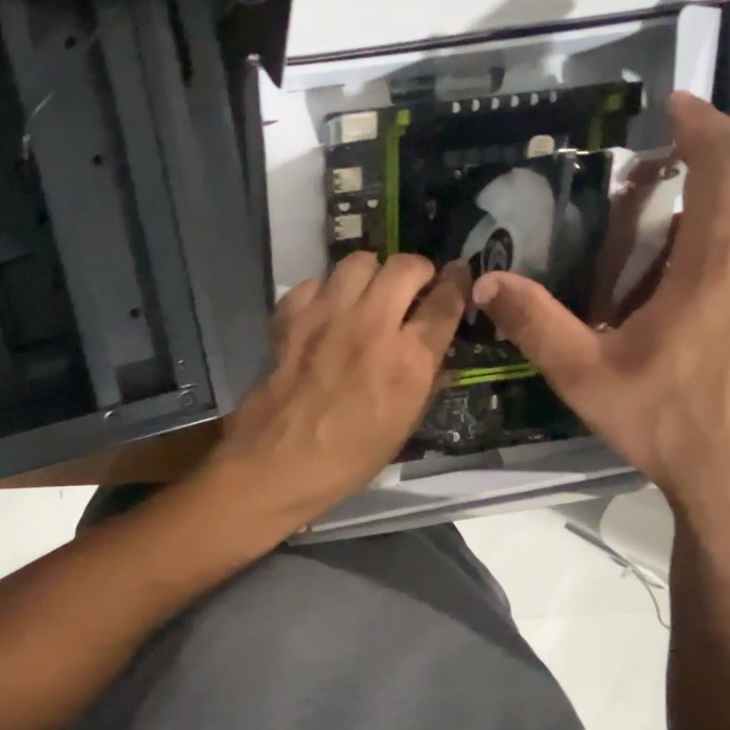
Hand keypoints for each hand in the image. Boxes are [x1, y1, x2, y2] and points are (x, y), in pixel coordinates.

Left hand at [205, 253, 469, 526]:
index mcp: (409, 360)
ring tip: (366, 294)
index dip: (457, 284)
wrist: (273, 466)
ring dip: (370, 274)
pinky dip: (323, 291)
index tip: (457, 279)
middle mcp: (371, 326)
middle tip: (410, 290)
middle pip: (405, 267)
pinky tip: (322, 313)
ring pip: (358, 263)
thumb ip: (422, 383)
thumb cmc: (343, 463)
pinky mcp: (289, 320)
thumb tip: (432, 356)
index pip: (446, 301)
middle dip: (415, 272)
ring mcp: (326, 318)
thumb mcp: (401, 430)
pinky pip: (313, 283)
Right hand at [471, 92, 729, 514]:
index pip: (723, 161)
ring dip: (708, 271)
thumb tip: (485, 283)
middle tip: (633, 289)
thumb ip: (535, 322)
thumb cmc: (667, 423)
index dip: (700, 124)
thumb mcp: (585, 375)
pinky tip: (715, 352)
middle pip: (722, 221)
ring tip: (671, 330)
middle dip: (676, 238)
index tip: (675, 106)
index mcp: (719, 259)